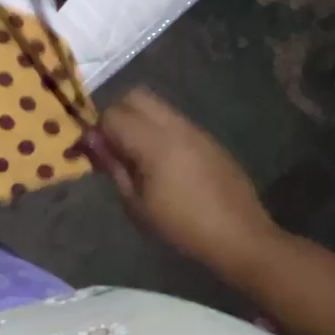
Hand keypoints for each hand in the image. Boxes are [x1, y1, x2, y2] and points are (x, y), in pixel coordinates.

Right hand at [87, 89, 288, 278]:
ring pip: (157, 106)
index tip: (94, 151)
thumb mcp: (136, 203)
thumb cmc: (182, 226)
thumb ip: (113, 166)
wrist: (242, 238)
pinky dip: (159, 130)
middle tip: (113, 143)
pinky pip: (175, 121)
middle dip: (117, 112)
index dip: (97, 129)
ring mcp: (196, 131)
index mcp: (154, 143)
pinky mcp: (209, 140)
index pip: (112, 114)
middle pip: (135, 96)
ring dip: (139, 120)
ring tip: (137, 153)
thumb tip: (92, 141)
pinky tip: (163, 162)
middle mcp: (175, 127)